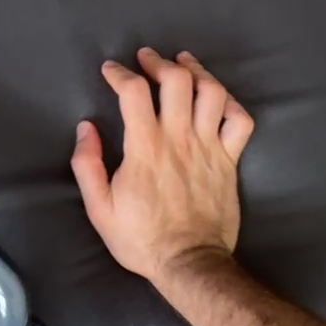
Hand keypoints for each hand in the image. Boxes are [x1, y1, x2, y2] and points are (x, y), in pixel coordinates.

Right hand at [72, 48, 256, 284]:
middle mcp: (179, 138)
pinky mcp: (231, 160)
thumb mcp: (100, 209)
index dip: (120, 72)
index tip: (110, 70)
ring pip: (211, 92)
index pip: (133, 91)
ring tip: (182, 63)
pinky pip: (240, 120)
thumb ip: (87, 165)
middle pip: (176, 79)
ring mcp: (209, 147)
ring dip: (196, 70)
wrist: (191, 266)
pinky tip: (215, 96)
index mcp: (146, 147)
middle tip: (146, 58)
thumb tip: (86, 128)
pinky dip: (230, 101)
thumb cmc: (142, 238)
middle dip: (158, 61)